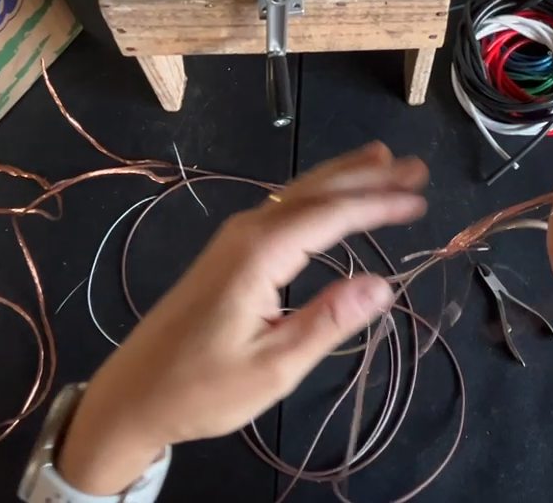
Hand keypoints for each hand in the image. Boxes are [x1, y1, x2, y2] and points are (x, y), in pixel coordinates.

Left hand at [55, 142, 427, 493]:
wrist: (133, 393)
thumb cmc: (202, 388)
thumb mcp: (273, 367)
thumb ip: (328, 321)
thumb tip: (384, 284)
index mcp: (260, 253)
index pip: (331, 215)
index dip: (378, 204)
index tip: (419, 198)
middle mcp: (249, 230)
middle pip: (316, 190)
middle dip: (367, 175)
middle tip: (413, 166)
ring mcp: (237, 234)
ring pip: (300, 192)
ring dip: (344, 176)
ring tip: (384, 159)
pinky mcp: (233, 247)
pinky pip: (286, 206)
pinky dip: (320, 193)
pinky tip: (335, 192)